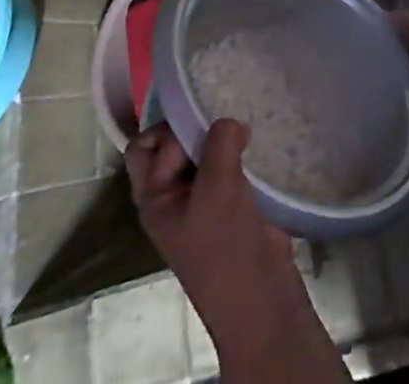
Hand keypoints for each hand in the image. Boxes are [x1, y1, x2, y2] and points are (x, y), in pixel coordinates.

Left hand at [123, 120, 298, 326]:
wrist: (258, 294)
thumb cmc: (225, 243)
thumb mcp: (217, 188)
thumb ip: (219, 144)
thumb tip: (230, 121)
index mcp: (155, 198)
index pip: (150, 146)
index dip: (175, 128)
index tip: (206, 117)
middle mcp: (173, 197)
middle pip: (170, 150)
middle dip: (191, 128)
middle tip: (220, 115)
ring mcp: (202, 202)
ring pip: (201, 157)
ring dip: (218, 140)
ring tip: (244, 124)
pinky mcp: (231, 205)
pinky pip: (227, 169)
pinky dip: (238, 154)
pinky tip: (257, 142)